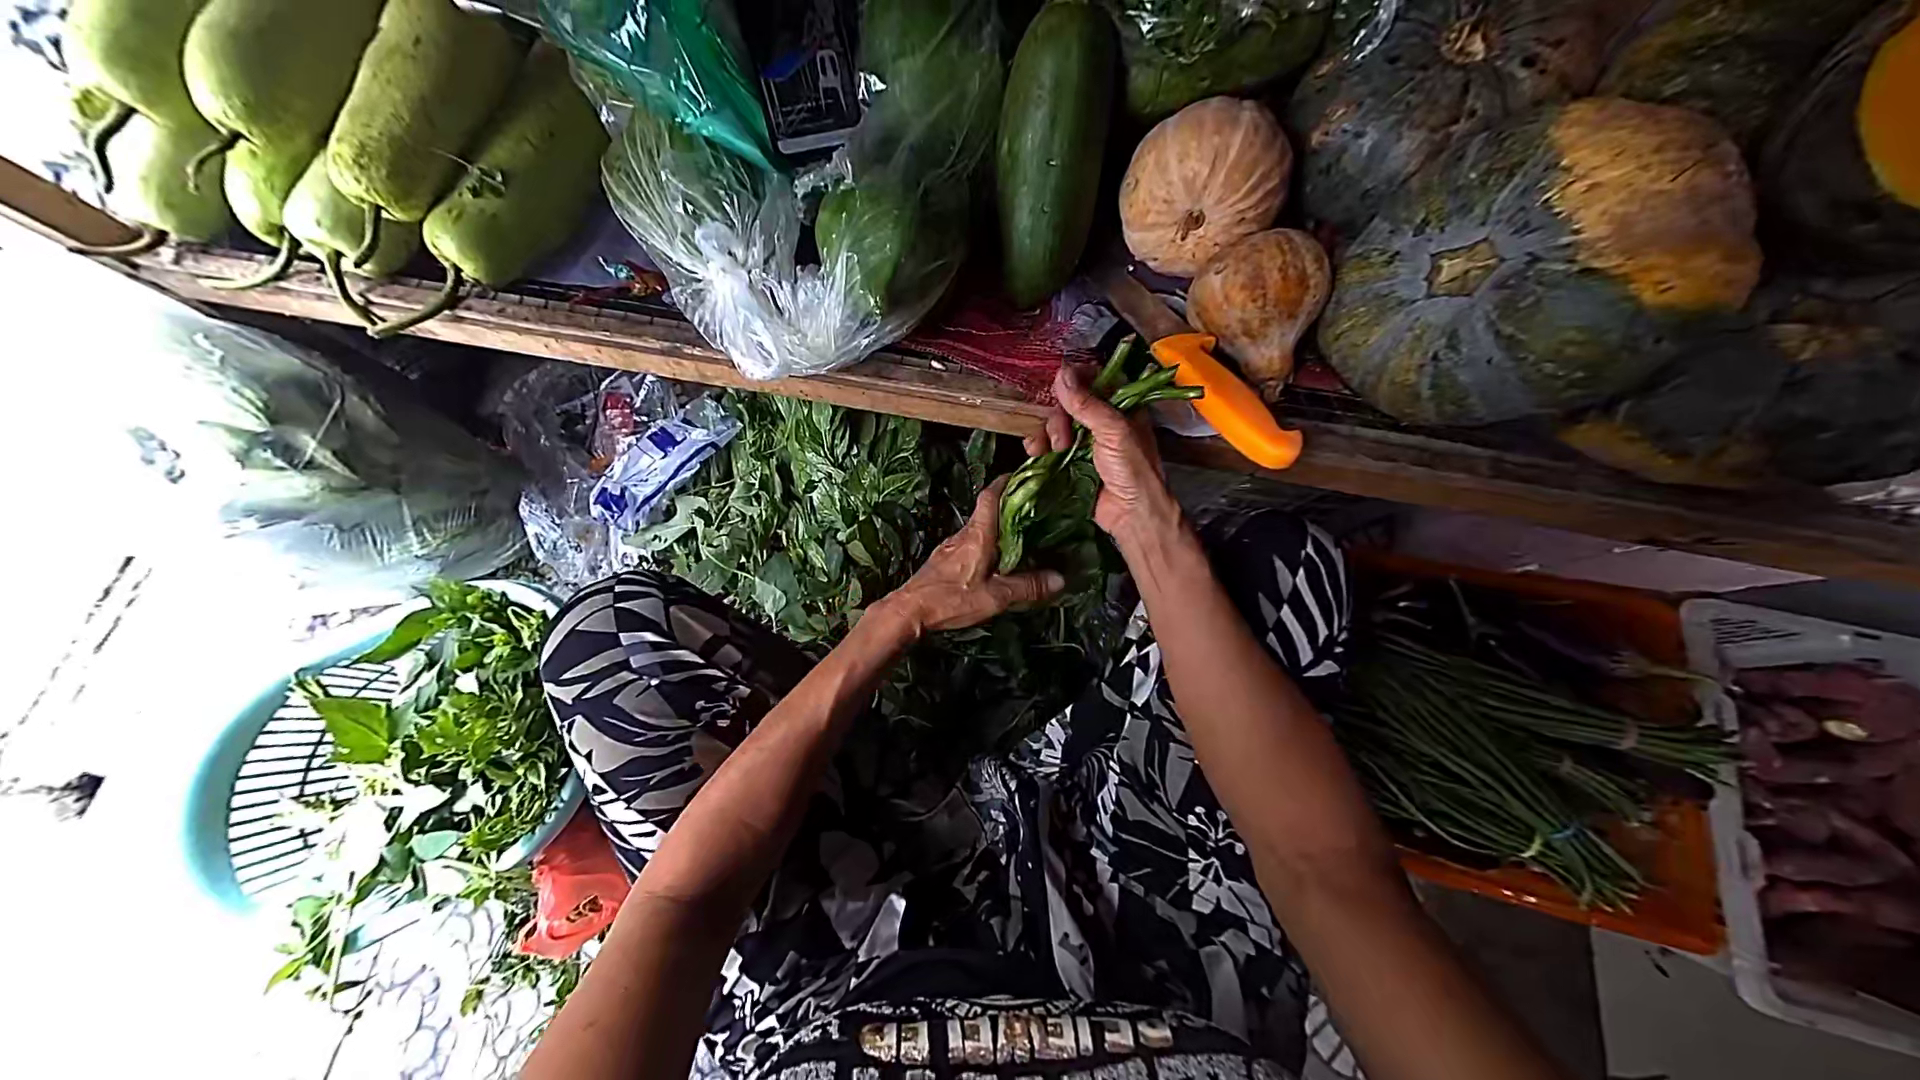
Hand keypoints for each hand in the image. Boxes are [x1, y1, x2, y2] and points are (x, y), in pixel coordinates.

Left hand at [876, 476, 1065, 635]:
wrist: (908, 611)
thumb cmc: (950, 600)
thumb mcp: (995, 596)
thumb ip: (1027, 587)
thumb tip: (1059, 579)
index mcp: (977, 535)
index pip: (990, 497)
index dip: (1005, 483)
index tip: (1021, 477)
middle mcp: (962, 536)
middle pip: (986, 512)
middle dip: (1007, 508)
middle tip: (1030, 511)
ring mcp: (950, 548)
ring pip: (977, 530)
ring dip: (996, 530)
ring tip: (1018, 537)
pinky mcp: (943, 562)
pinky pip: (968, 546)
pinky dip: (984, 546)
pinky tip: (994, 562)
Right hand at [1028, 363, 1183, 547]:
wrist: (1131, 514)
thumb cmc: (1133, 470)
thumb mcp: (1113, 430)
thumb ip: (1087, 402)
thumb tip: (1062, 372)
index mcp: (1121, 405)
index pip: (1095, 378)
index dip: (1075, 380)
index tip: (1059, 387)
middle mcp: (1102, 420)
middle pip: (1069, 401)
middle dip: (1059, 415)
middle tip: (1064, 436)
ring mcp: (1085, 440)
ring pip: (1056, 422)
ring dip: (1048, 432)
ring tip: (1055, 450)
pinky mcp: (1070, 460)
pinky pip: (1048, 444)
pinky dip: (1039, 445)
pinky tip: (1036, 453)